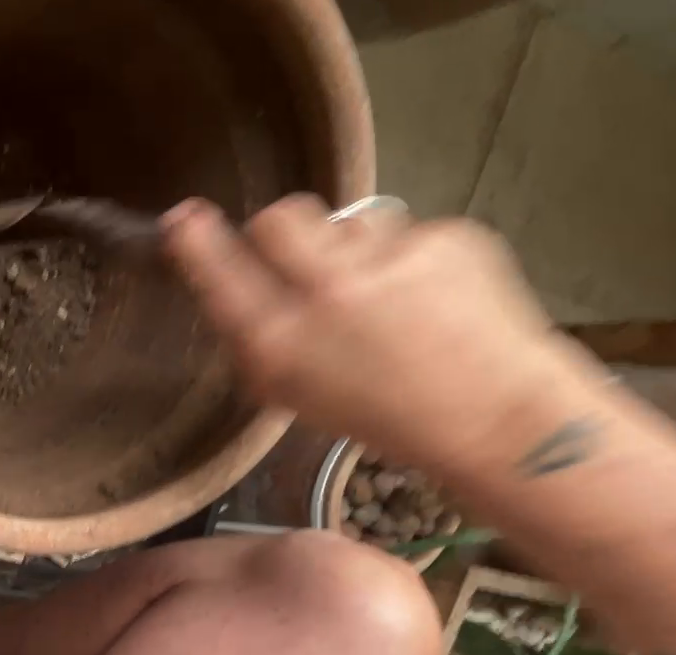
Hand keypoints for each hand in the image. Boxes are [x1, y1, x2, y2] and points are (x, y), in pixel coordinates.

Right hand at [163, 195, 593, 468]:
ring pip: (344, 223)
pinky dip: (402, 258)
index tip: (183, 218)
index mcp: (279, 340)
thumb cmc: (378, 415)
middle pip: (278, 218)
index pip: (221, 272)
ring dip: (346, 248)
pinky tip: (423, 294)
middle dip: (275, 230)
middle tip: (293, 254)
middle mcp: (325, 292)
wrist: (493, 414)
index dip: (197, 241)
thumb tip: (233, 296)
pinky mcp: (445, 236)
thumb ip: (255, 342)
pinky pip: (401, 231)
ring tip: (377, 290)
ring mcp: (389, 258)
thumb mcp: (292, 393)